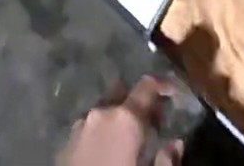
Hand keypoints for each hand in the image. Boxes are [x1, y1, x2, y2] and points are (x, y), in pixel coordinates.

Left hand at [59, 76, 182, 165]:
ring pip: (106, 110)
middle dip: (140, 104)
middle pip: (124, 95)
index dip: (163, 85)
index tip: (175, 91)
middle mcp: (100, 112)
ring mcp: (79, 125)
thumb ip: (166, 162)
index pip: (146, 87)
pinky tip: (112, 152)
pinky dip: (105, 131)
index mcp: (124, 118)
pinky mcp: (66, 141)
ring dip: (121, 118)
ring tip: (135, 142)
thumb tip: (176, 143)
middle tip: (157, 123)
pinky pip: (91, 126)